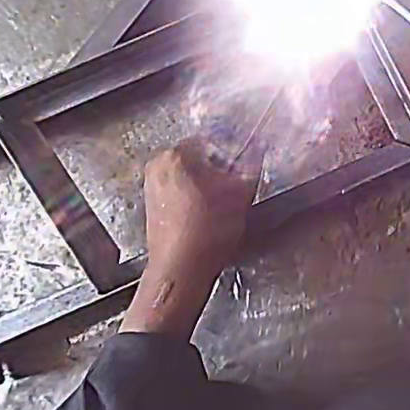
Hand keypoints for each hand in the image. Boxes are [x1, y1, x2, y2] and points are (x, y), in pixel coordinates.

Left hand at [141, 140, 258, 278]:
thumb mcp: (240, 194)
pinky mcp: (152, 206)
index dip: (233, 151)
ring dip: (207, 183)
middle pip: (198, 157)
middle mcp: (158, 165)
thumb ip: (251, 164)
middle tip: (236, 184)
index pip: (211, 140)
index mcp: (176, 155)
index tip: (244, 164)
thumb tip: (258, 146)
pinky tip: (207, 214)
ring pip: (188, 175)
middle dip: (219, 168)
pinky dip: (193, 197)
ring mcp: (151, 186)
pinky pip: (178, 191)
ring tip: (224, 202)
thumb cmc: (207, 231)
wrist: (180, 269)